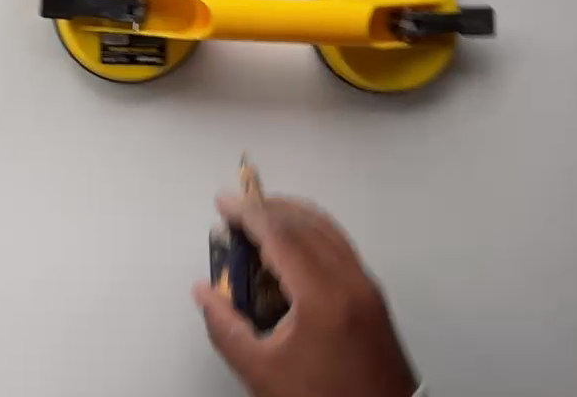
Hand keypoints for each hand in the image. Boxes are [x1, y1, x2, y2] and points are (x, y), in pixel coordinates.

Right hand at [194, 193, 416, 396]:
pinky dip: (309, 229)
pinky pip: (338, 242)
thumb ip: (225, 328)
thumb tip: (203, 290)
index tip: (222, 203)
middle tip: (233, 215)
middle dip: (264, 209)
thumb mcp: (262, 374)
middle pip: (302, 223)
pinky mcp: (373, 294)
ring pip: (324, 226)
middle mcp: (349, 279)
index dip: (247, 213)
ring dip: (288, 215)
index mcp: (322, 296)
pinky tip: (289, 244)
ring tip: (257, 221)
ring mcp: (366, 285)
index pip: (280, 234)